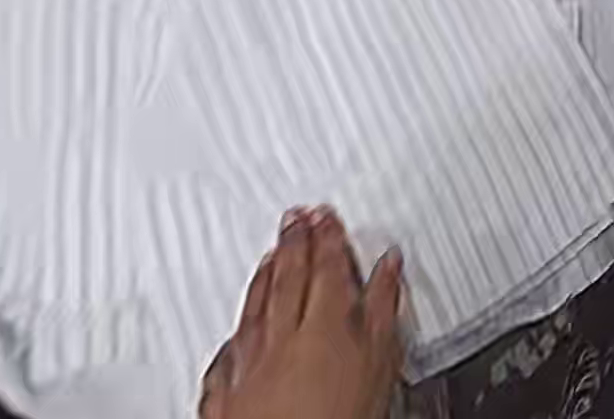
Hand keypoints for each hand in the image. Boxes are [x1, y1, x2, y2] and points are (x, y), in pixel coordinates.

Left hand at [200, 206, 403, 418]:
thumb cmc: (342, 417)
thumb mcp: (382, 355)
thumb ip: (383, 303)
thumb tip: (388, 264)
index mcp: (324, 321)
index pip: (327, 266)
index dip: (327, 237)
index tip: (325, 215)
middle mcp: (282, 338)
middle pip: (289, 280)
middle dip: (294, 244)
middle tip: (295, 216)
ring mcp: (249, 369)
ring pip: (254, 310)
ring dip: (264, 276)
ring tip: (270, 252)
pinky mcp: (225, 403)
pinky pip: (226, 357)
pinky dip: (233, 335)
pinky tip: (232, 330)